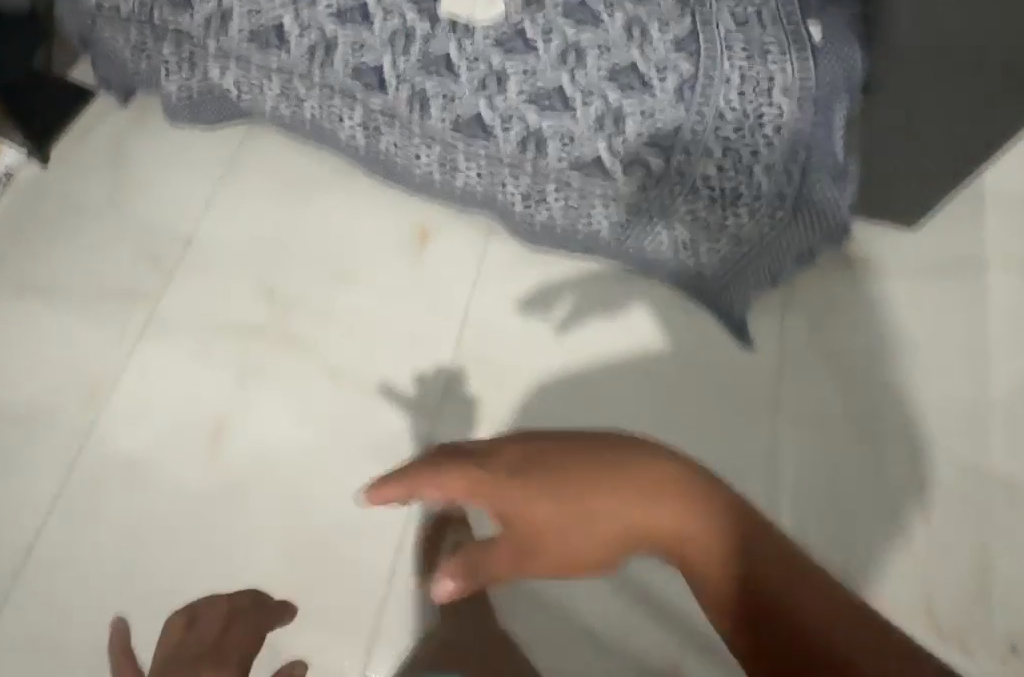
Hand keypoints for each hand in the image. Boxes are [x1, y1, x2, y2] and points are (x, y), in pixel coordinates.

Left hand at [108, 590, 306, 676]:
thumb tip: (299, 664)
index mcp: (223, 668)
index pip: (252, 622)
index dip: (274, 611)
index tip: (291, 611)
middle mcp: (191, 661)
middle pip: (221, 610)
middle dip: (247, 602)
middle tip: (268, 607)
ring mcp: (158, 675)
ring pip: (182, 621)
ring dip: (206, 607)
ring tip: (225, 606)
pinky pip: (124, 664)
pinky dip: (121, 643)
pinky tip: (120, 622)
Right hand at [362, 430, 733, 602]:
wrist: (655, 488)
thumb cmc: (584, 526)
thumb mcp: (528, 555)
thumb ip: (478, 566)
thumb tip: (433, 582)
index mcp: (490, 472)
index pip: (430, 474)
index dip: (397, 484)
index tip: (368, 494)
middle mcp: (505, 448)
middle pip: (450, 454)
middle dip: (418, 473)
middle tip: (395, 492)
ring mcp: (534, 442)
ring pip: (477, 450)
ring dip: (449, 467)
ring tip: (438, 490)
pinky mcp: (558, 445)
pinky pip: (500, 450)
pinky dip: (477, 465)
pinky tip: (493, 485)